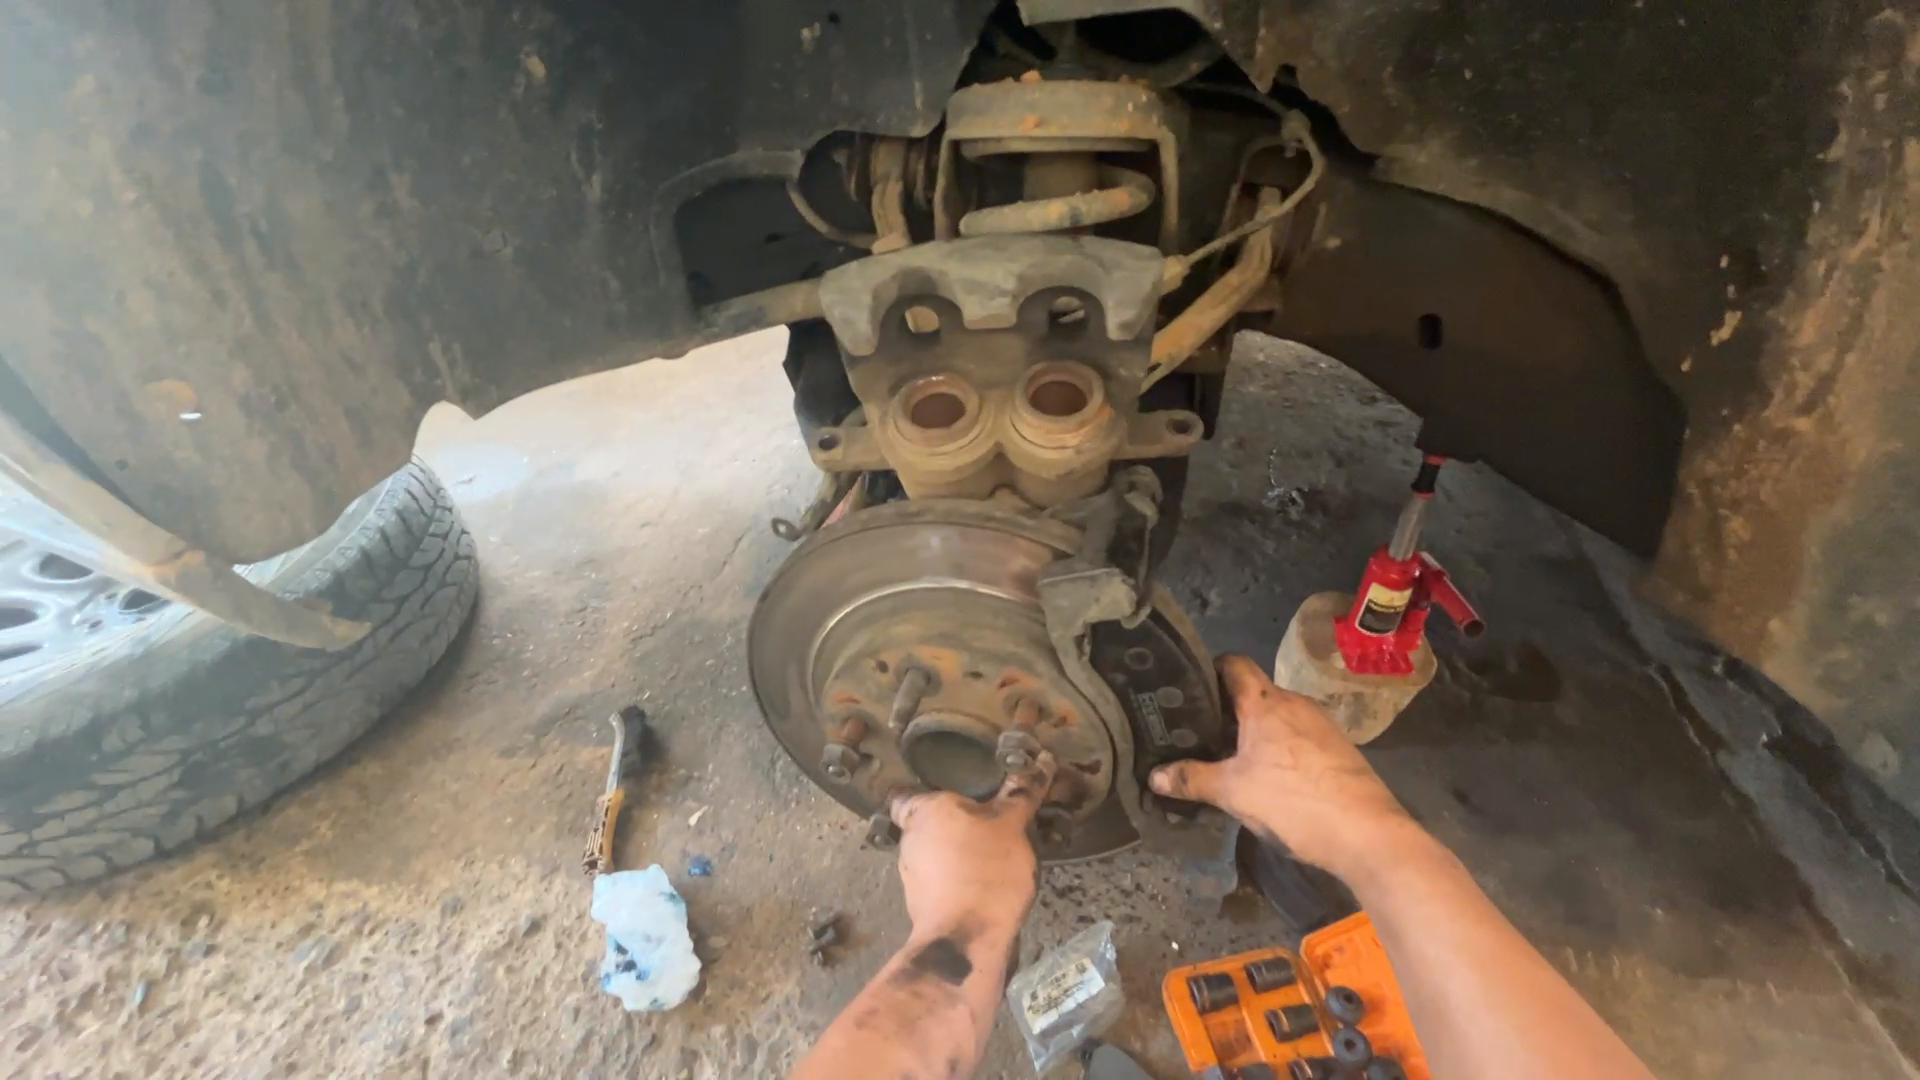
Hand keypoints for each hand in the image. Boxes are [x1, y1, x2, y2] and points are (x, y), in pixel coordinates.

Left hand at [888, 752, 1056, 943]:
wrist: (967, 942)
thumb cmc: (986, 869)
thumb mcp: (1012, 824)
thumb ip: (1022, 793)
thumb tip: (1041, 760)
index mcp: (922, 810)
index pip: (905, 792)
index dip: (923, 789)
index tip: (951, 789)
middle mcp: (909, 839)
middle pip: (928, 822)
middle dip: (955, 822)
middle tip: (990, 818)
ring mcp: (913, 875)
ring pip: (936, 853)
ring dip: (960, 852)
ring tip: (996, 853)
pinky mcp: (923, 906)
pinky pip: (943, 880)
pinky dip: (962, 878)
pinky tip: (989, 883)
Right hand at [1150, 655, 1412, 878]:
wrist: (1370, 835)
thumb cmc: (1293, 801)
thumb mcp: (1233, 793)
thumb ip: (1191, 780)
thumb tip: (1153, 776)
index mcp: (1265, 703)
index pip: (1234, 663)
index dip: (1210, 668)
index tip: (1190, 686)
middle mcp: (1294, 704)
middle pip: (1254, 692)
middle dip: (1228, 707)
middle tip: (1200, 728)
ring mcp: (1321, 726)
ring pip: (1277, 715)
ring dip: (1255, 729)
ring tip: (1230, 753)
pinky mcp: (1339, 750)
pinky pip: (1298, 735)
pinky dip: (1280, 745)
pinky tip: (1269, 774)